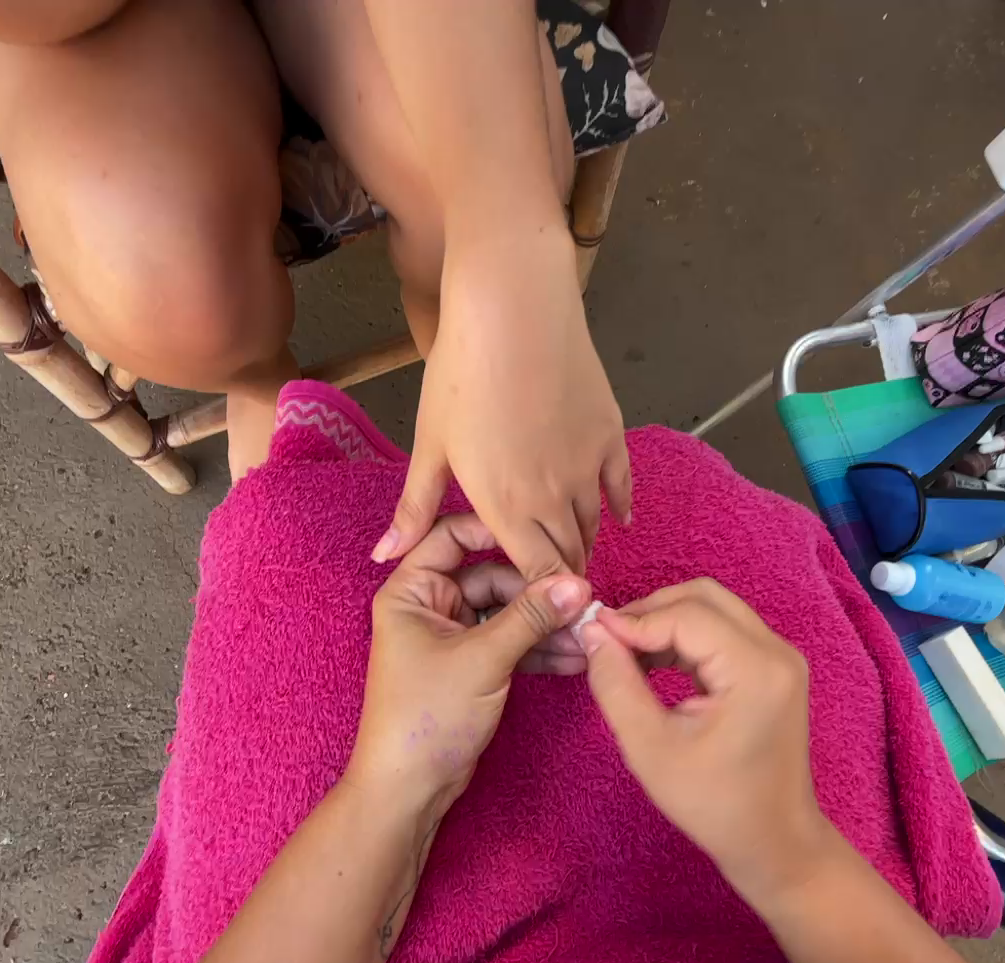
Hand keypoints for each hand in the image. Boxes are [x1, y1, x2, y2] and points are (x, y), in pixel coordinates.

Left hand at [350, 514, 592, 809]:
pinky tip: (575, 659)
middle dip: (536, 594)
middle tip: (582, 605)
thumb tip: (579, 585)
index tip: (544, 541)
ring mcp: (452, 636)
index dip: (496, 533)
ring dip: (545, 625)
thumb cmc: (427, 715)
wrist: (409, 788)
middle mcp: (430, 605)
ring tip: (587, 637)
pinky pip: (509, 643)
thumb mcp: (482, 659)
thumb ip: (530, 618)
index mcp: (411, 591)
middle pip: (491, 578)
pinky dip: (538, 650)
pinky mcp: (472, 664)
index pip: (452, 536)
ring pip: (506, 614)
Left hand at [375, 235, 631, 581]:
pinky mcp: (611, 439)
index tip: (542, 611)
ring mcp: (588, 468)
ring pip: (594, 526)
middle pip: (569, 555)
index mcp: (506, 508)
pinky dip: (620, 510)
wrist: (513, 309)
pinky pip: (622, 489)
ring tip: (576, 556)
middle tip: (555, 590)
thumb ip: (416, 509)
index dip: (544, 601)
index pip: (538, 575)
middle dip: (562, 577)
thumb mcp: (430, 446)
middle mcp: (554, 498)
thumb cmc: (461, 377)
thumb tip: (382, 557)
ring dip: (584, 545)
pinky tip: (618, 521)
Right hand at [579, 579, 836, 904]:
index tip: (591, 634)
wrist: (774, 842)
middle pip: (703, 597)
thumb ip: (615, 684)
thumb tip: (591, 632)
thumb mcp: (649, 748)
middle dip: (650, 610)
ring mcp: (779, 656)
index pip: (686, 616)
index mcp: (756, 671)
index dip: (633, 620)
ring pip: (712, 607)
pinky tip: (653, 661)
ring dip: (665, 620)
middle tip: (609, 639)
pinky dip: (683, 635)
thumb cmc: (713, 804)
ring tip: (626, 651)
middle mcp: (776, 651)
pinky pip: (721, 629)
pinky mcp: (771, 666)